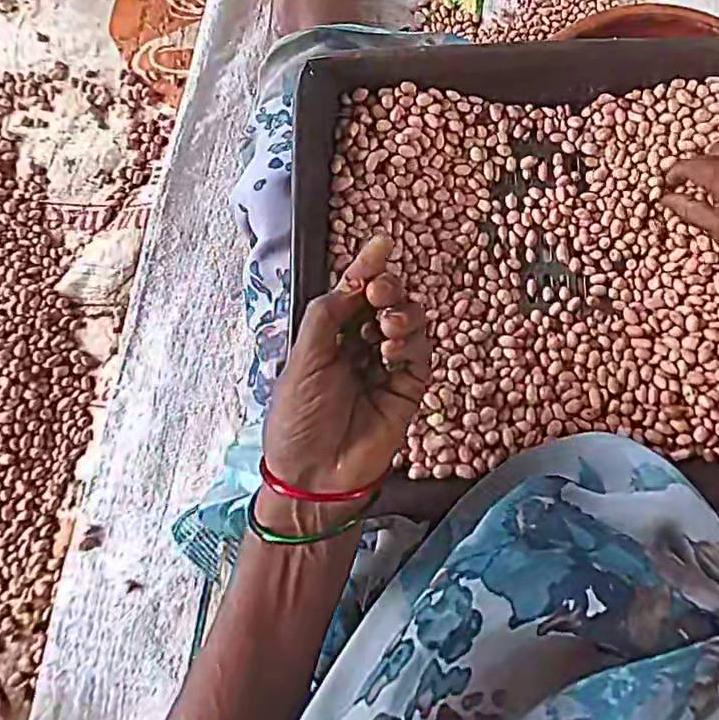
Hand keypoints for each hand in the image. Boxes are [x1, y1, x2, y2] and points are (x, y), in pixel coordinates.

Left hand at [261, 235, 429, 529]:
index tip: (382, 243)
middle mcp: (361, 343)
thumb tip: (353, 281)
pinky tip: (390, 351)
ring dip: (400, 314)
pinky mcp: (408, 387)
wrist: (314, 476)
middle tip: (379, 291)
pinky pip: (419, 354)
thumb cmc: (298, 417)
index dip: (366, 267)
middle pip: (386, 301)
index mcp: (332, 333)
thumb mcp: (303, 358)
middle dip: (386, 288)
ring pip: (408, 321)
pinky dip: (409, 344)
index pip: (354, 292)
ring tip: (384, 327)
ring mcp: (386, 365)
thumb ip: (327, 314)